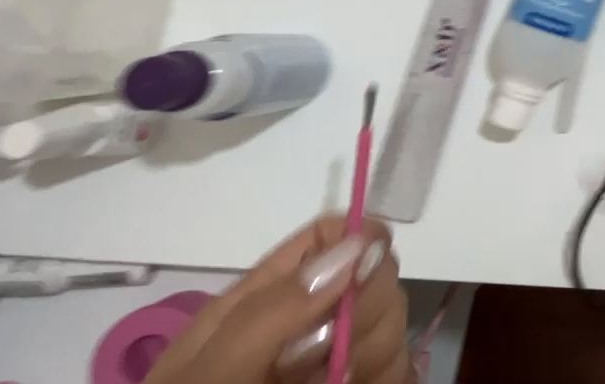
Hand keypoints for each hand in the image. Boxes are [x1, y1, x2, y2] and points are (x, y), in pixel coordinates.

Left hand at [148, 216, 409, 383]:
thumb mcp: (204, 381)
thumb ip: (269, 315)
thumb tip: (357, 246)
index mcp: (257, 304)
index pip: (328, 235)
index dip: (358, 240)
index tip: (364, 275)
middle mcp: (303, 322)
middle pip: (376, 272)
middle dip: (364, 313)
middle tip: (316, 366)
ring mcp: (334, 359)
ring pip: (395, 319)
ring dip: (373, 354)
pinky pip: (401, 365)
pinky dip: (387, 377)